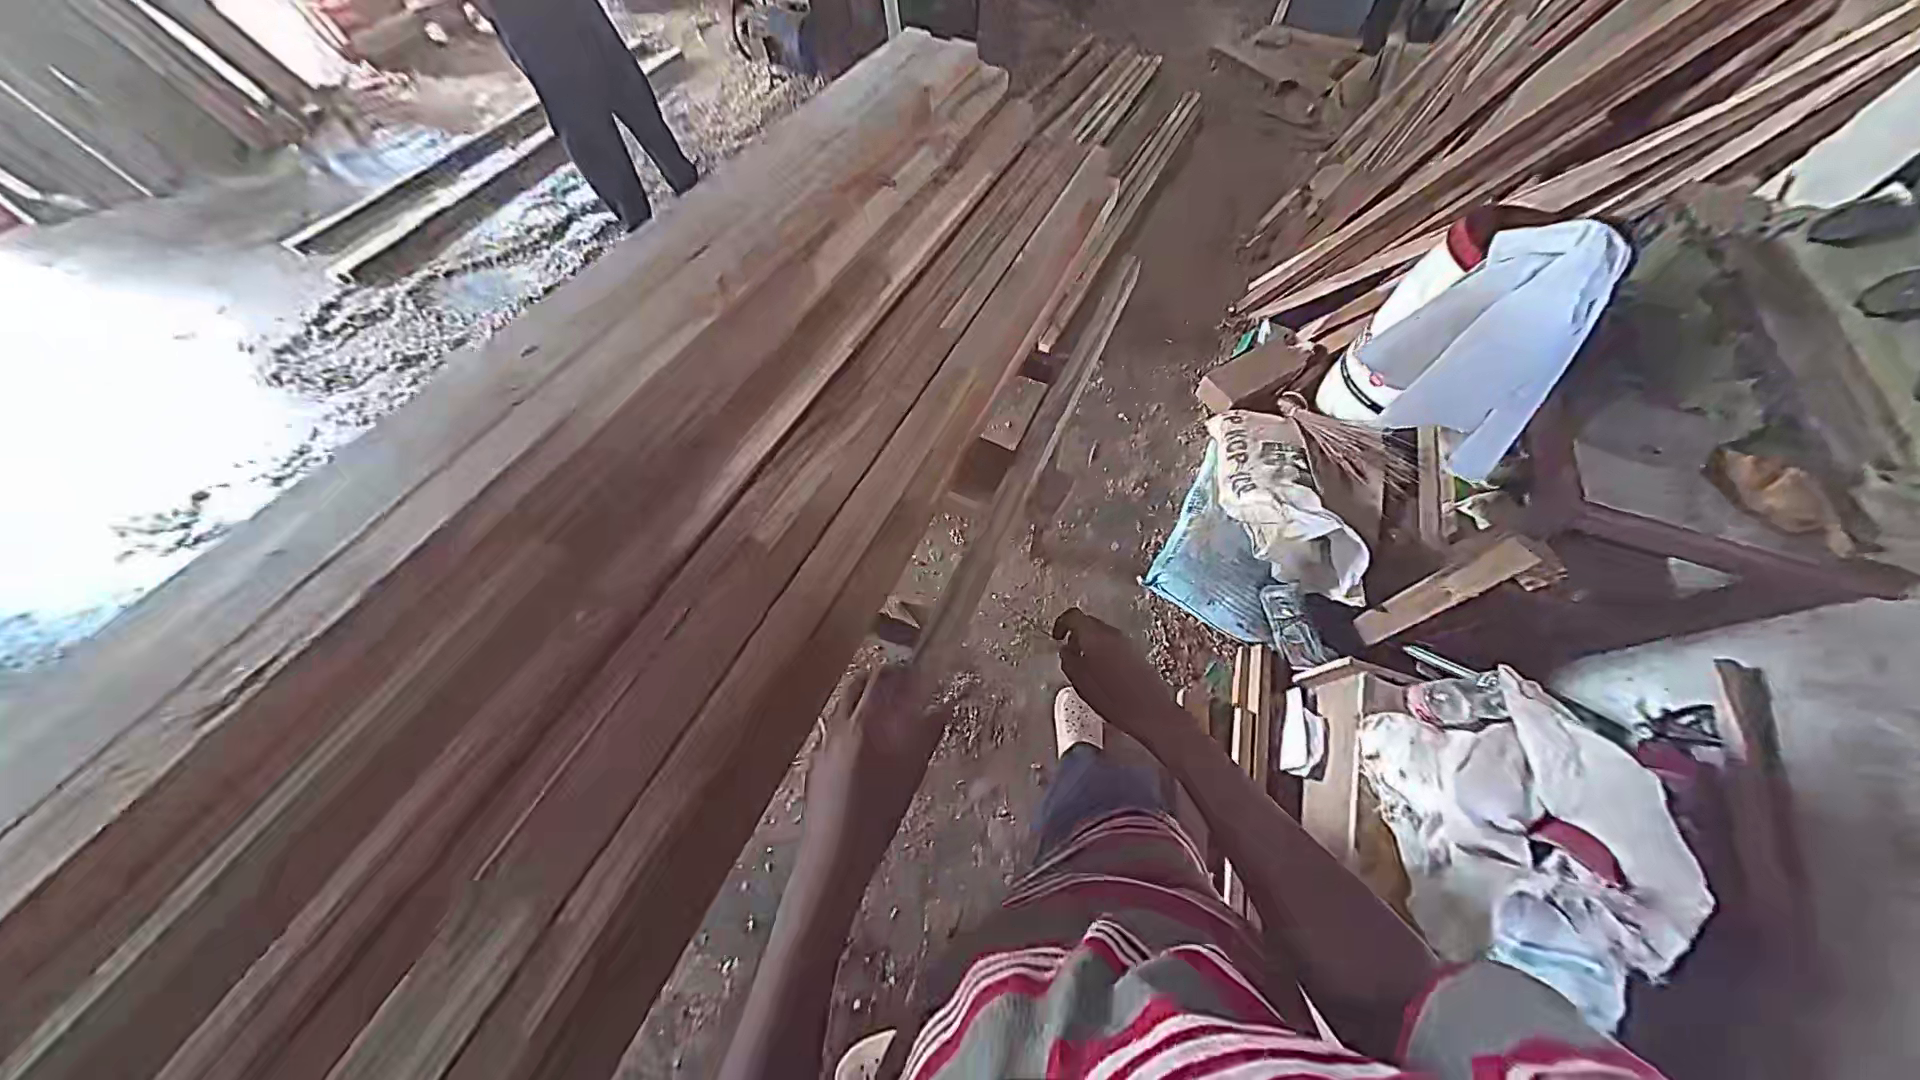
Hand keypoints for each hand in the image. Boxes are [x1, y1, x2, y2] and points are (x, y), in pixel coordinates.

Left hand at [800, 665, 945, 871]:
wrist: (834, 855)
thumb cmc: (877, 816)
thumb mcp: (910, 774)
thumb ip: (926, 736)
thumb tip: (943, 710)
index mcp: (861, 725)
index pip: (879, 679)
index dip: (899, 672)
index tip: (915, 675)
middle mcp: (837, 727)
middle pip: (855, 686)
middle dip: (879, 681)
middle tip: (902, 690)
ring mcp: (822, 744)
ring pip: (843, 707)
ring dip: (865, 702)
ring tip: (889, 719)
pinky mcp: (815, 763)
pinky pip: (835, 729)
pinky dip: (853, 725)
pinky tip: (869, 749)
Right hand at [1051, 608, 1179, 740]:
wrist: (1151, 711)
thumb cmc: (1113, 698)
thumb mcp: (1080, 681)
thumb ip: (1068, 660)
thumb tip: (1065, 650)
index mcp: (1094, 636)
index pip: (1073, 616)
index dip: (1061, 624)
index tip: (1057, 635)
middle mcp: (1112, 634)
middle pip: (1088, 622)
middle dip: (1076, 633)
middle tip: (1068, 650)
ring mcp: (1127, 642)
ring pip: (1102, 633)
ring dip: (1090, 642)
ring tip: (1084, 663)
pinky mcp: (1137, 653)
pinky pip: (1114, 644)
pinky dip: (1104, 650)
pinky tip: (1102, 670)